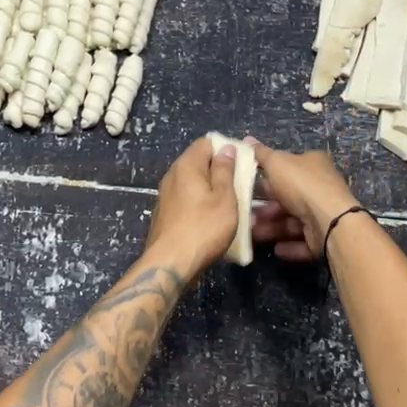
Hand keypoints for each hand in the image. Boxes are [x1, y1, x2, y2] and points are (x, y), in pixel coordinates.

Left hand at [146, 136, 240, 274]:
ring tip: (229, 206)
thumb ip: (225, 171)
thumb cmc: (203, 229)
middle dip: (219, 171)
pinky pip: (186, 199)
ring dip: (211, 190)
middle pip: (199, 163)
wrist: (170, 263)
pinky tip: (211, 220)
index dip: (225, 149)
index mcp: (186, 165)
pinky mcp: (165, 212)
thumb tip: (226, 148)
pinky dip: (199, 203)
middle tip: (240, 187)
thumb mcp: (224, 198)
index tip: (242, 164)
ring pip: (193, 183)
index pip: (206, 143)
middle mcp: (172, 175)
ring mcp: (166, 194)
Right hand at [248, 139, 358, 262]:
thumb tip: (247, 139)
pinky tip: (276, 249)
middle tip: (249, 216)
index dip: (271, 177)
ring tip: (255, 234)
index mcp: (314, 165)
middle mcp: (321, 188)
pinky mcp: (325, 237)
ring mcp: (325, 214)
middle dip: (268, 208)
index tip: (252, 186)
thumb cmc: (302, 186)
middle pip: (289, 198)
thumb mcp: (277, 163)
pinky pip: (304, 241)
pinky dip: (289, 245)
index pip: (290, 168)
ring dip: (274, 228)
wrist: (331, 221)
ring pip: (294, 221)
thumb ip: (261, 154)